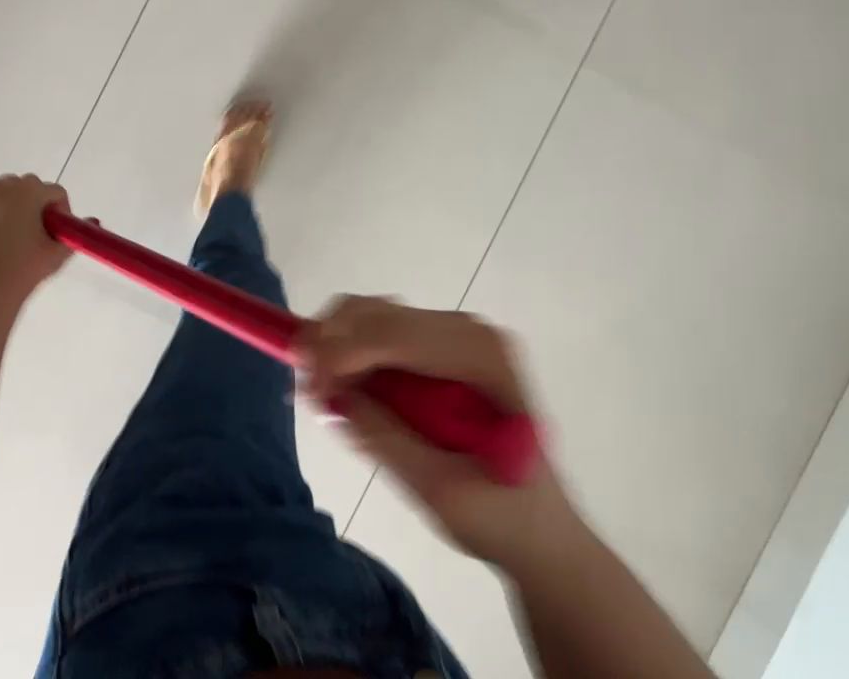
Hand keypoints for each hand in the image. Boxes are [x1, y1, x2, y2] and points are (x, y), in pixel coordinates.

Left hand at [0, 175, 72, 302]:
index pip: (55, 190)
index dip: (63, 208)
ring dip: (12, 197)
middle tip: (44, 225)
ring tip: (21, 220)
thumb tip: (95, 222)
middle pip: (28, 182)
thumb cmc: (30, 265)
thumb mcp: (60, 251)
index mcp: (30, 193)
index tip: (61, 228)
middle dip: (39, 198)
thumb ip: (76, 233)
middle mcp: (6, 193)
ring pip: (0, 188)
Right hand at [299, 296, 582, 567]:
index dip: (341, 356)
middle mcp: (471, 334)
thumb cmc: (501, 518)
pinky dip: (352, 354)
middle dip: (331, 343)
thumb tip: (331, 399)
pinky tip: (339, 386)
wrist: (543, 534)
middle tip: (305, 391)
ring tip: (318, 390)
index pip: (395, 335)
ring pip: (376, 317)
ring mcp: (459, 339)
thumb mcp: (439, 488)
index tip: (310, 396)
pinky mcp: (443, 353)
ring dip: (337, 345)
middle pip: (380, 314)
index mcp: (483, 360)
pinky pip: (384, 335)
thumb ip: (384, 438)